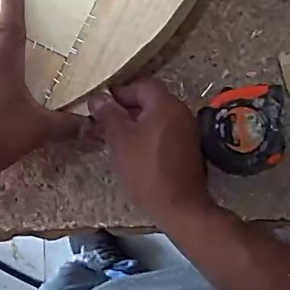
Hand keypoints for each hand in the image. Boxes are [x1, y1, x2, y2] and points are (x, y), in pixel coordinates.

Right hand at [90, 77, 212, 221]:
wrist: (179, 204)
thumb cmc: (147, 169)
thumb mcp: (121, 139)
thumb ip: (109, 114)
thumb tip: (99, 97)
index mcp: (166, 104)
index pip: (143, 84)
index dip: (121, 92)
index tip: (103, 105)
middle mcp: (181, 112)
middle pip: (152, 99)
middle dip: (128, 108)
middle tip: (108, 122)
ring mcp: (188, 129)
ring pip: (159, 116)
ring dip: (139, 122)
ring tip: (119, 138)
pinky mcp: (190, 147)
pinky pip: (167, 131)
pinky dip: (151, 134)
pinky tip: (137, 150)